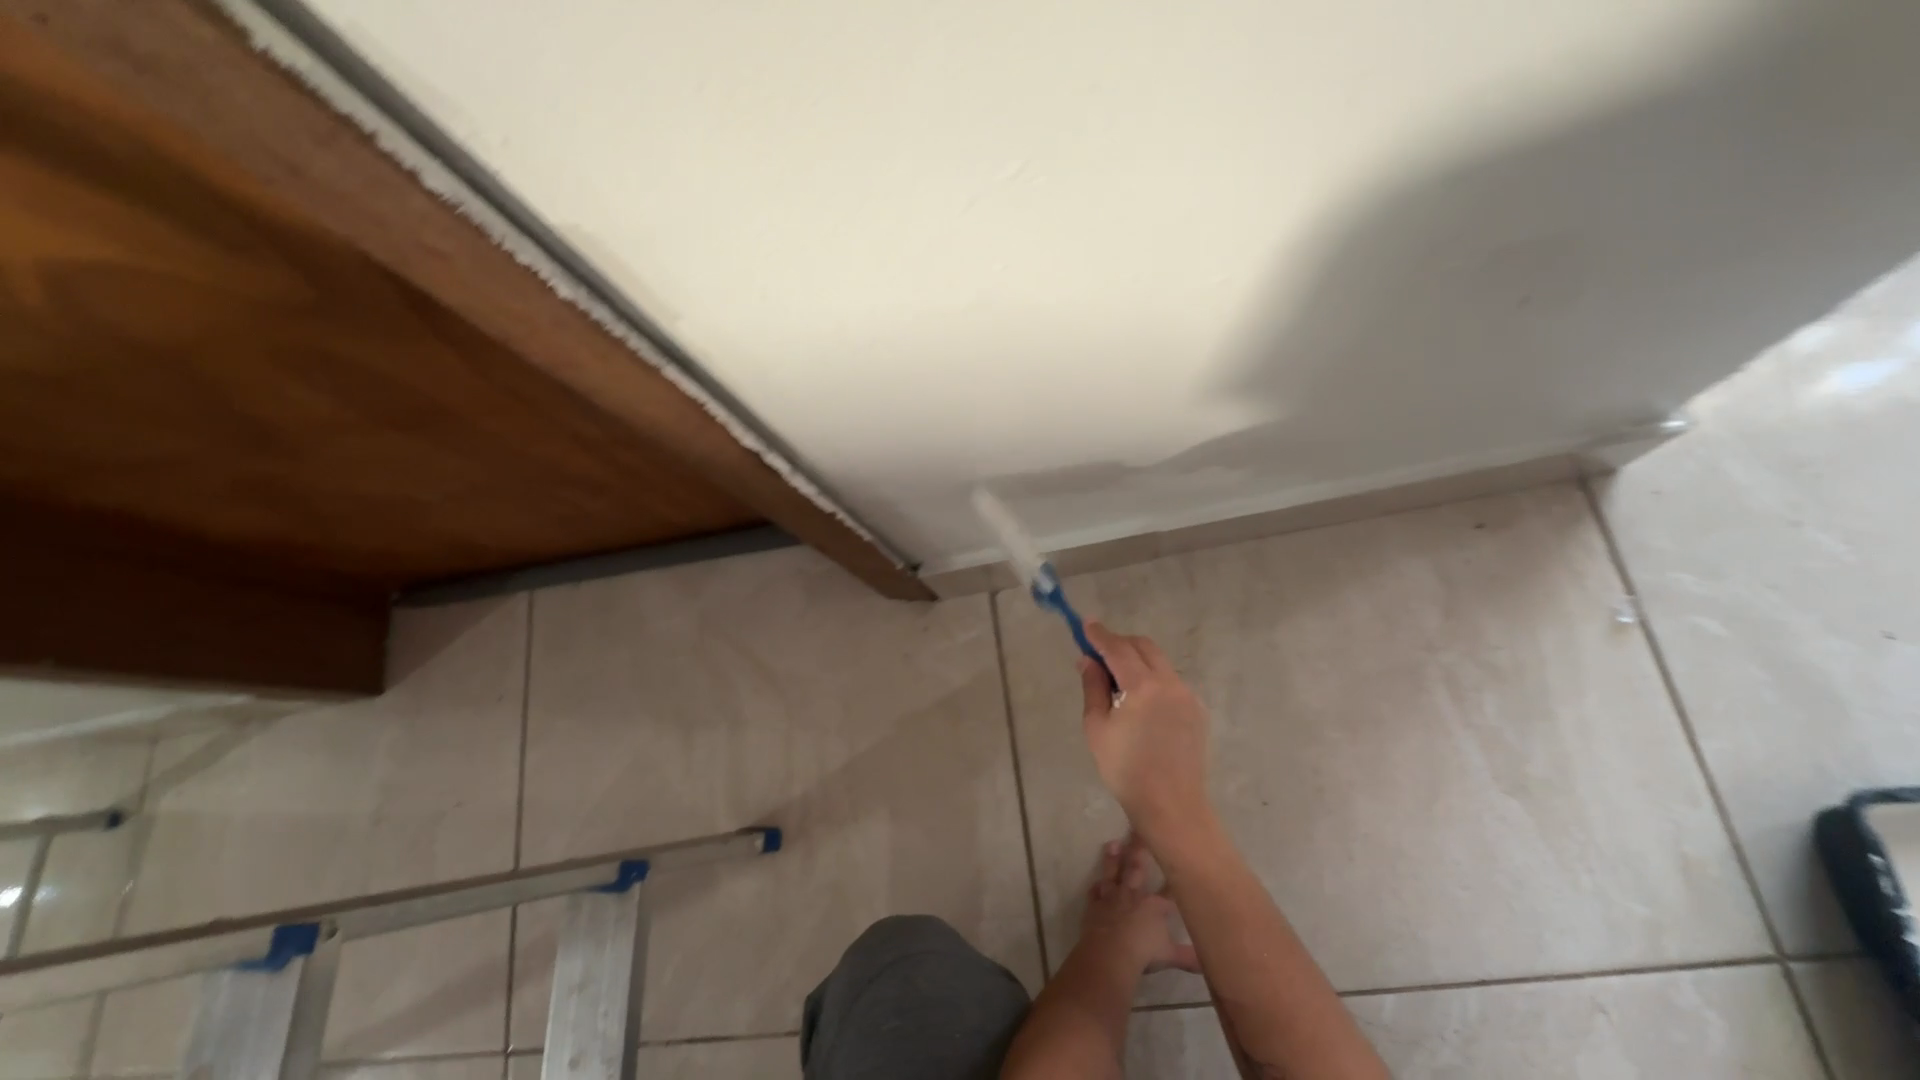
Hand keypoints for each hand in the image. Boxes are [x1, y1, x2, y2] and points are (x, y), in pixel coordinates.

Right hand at [1080, 622, 1212, 845]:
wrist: (1171, 805)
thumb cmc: (1125, 770)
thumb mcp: (1097, 727)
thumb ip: (1093, 688)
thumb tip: (1088, 660)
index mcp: (1143, 685)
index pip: (1118, 648)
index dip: (1099, 635)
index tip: (1085, 625)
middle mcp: (1170, 682)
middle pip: (1144, 646)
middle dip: (1120, 643)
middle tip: (1098, 653)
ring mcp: (1187, 695)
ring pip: (1159, 663)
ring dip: (1137, 660)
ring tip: (1117, 681)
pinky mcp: (1196, 710)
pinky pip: (1171, 682)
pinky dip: (1152, 679)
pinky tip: (1139, 702)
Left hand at [1080, 835, 1198, 974]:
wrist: (1110, 953)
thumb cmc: (1143, 952)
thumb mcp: (1170, 956)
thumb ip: (1189, 958)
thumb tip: (1209, 964)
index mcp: (1154, 906)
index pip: (1169, 890)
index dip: (1174, 877)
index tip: (1178, 859)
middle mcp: (1133, 896)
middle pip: (1137, 868)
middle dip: (1139, 849)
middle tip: (1137, 829)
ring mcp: (1112, 899)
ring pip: (1113, 874)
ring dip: (1113, 859)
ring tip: (1113, 843)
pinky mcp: (1094, 907)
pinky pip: (1094, 894)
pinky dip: (1095, 889)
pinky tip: (1096, 883)